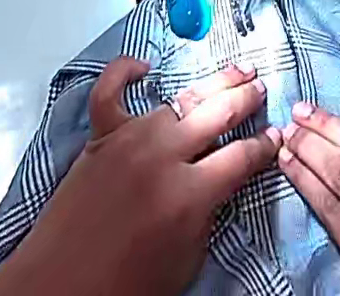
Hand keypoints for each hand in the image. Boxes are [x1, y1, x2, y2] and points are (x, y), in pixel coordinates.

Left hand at [0, 58, 278, 295]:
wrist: (64, 283)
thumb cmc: (128, 285)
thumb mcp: (187, 258)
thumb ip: (207, 211)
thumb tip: (220, 179)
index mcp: (189, 195)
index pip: (240, 159)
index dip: (263, 146)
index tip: (275, 135)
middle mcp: (162, 156)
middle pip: (215, 114)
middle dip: (243, 98)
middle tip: (259, 85)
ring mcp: (129, 138)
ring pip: (174, 103)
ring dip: (205, 88)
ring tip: (228, 74)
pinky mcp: (101, 134)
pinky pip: (110, 90)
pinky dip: (123, 72)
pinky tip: (143, 65)